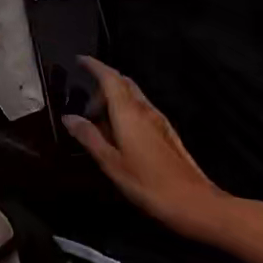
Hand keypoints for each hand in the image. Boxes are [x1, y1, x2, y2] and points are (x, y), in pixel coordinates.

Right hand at [63, 56, 232, 238]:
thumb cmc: (148, 184)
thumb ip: (90, 137)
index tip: (80, 60)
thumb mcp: (112, 163)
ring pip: (133, 96)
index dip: (94, 66)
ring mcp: (158, 118)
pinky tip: (121, 135)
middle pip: (122, 83)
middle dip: (102, 86)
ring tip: (101, 124)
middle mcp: (144, 108)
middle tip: (87, 108)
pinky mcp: (166, 130)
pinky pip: (141, 109)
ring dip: (115, 99)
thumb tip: (69, 117)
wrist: (193, 201)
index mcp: (128, 112)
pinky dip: (126, 110)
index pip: (110, 77)